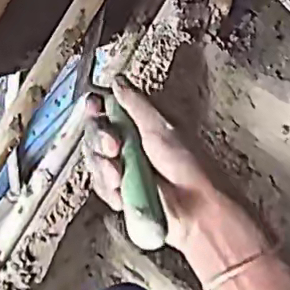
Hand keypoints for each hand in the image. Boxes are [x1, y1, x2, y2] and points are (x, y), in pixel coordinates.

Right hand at [83, 82, 266, 276]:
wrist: (196, 210)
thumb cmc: (187, 165)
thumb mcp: (161, 128)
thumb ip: (135, 104)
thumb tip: (117, 80)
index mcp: (140, 124)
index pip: (106, 109)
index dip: (95, 107)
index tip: (93, 106)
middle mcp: (128, 144)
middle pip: (94, 133)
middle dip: (100, 139)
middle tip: (114, 148)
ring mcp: (122, 169)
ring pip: (93, 160)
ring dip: (103, 167)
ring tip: (119, 176)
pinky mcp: (119, 193)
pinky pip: (99, 186)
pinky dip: (108, 189)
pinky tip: (121, 194)